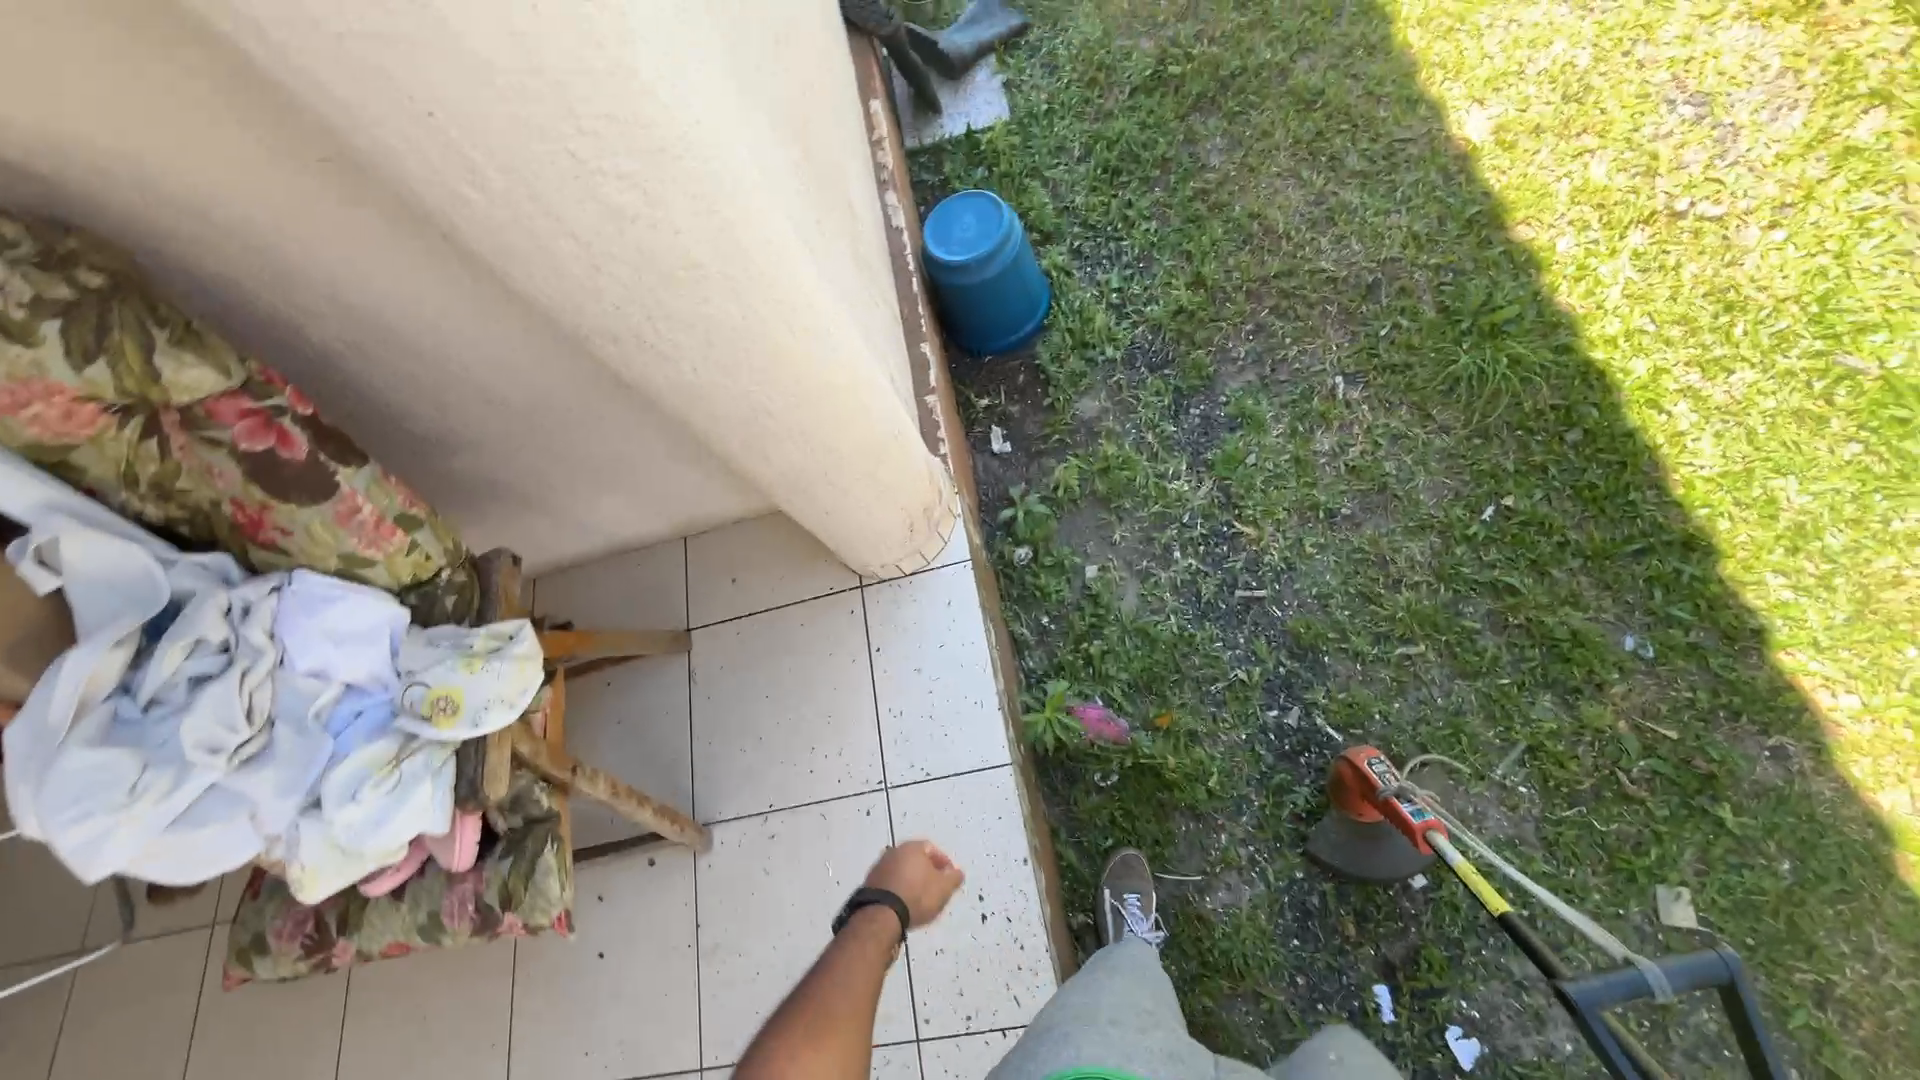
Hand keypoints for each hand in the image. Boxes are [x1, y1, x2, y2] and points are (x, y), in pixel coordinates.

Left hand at [864, 840, 964, 927]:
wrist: (882, 914)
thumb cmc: (917, 896)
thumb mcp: (944, 889)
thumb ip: (954, 878)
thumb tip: (957, 872)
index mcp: (913, 847)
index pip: (932, 848)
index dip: (943, 862)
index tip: (949, 877)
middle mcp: (894, 851)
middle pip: (915, 858)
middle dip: (927, 871)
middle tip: (935, 887)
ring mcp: (880, 866)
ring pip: (902, 869)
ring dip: (911, 880)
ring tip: (920, 898)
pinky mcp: (870, 882)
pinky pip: (890, 881)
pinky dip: (898, 888)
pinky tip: (903, 903)